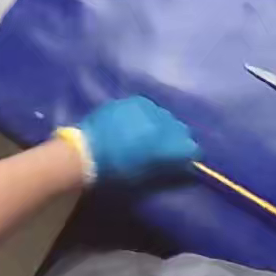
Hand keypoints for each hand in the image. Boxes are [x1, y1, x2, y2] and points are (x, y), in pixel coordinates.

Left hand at [69, 97, 200, 184]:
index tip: (185, 160)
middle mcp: (161, 122)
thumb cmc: (115, 171)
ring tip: (152, 134)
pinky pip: (149, 107)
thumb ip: (168, 166)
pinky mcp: (133, 101)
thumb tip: (184, 162)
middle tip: (168, 148)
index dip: (189, 155)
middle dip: (177, 138)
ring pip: (166, 116)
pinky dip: (149, 115)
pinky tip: (140, 123)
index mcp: (166, 144)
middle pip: (181, 128)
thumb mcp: (146, 175)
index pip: (191, 148)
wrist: (85, 152)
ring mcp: (147, 108)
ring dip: (164, 125)